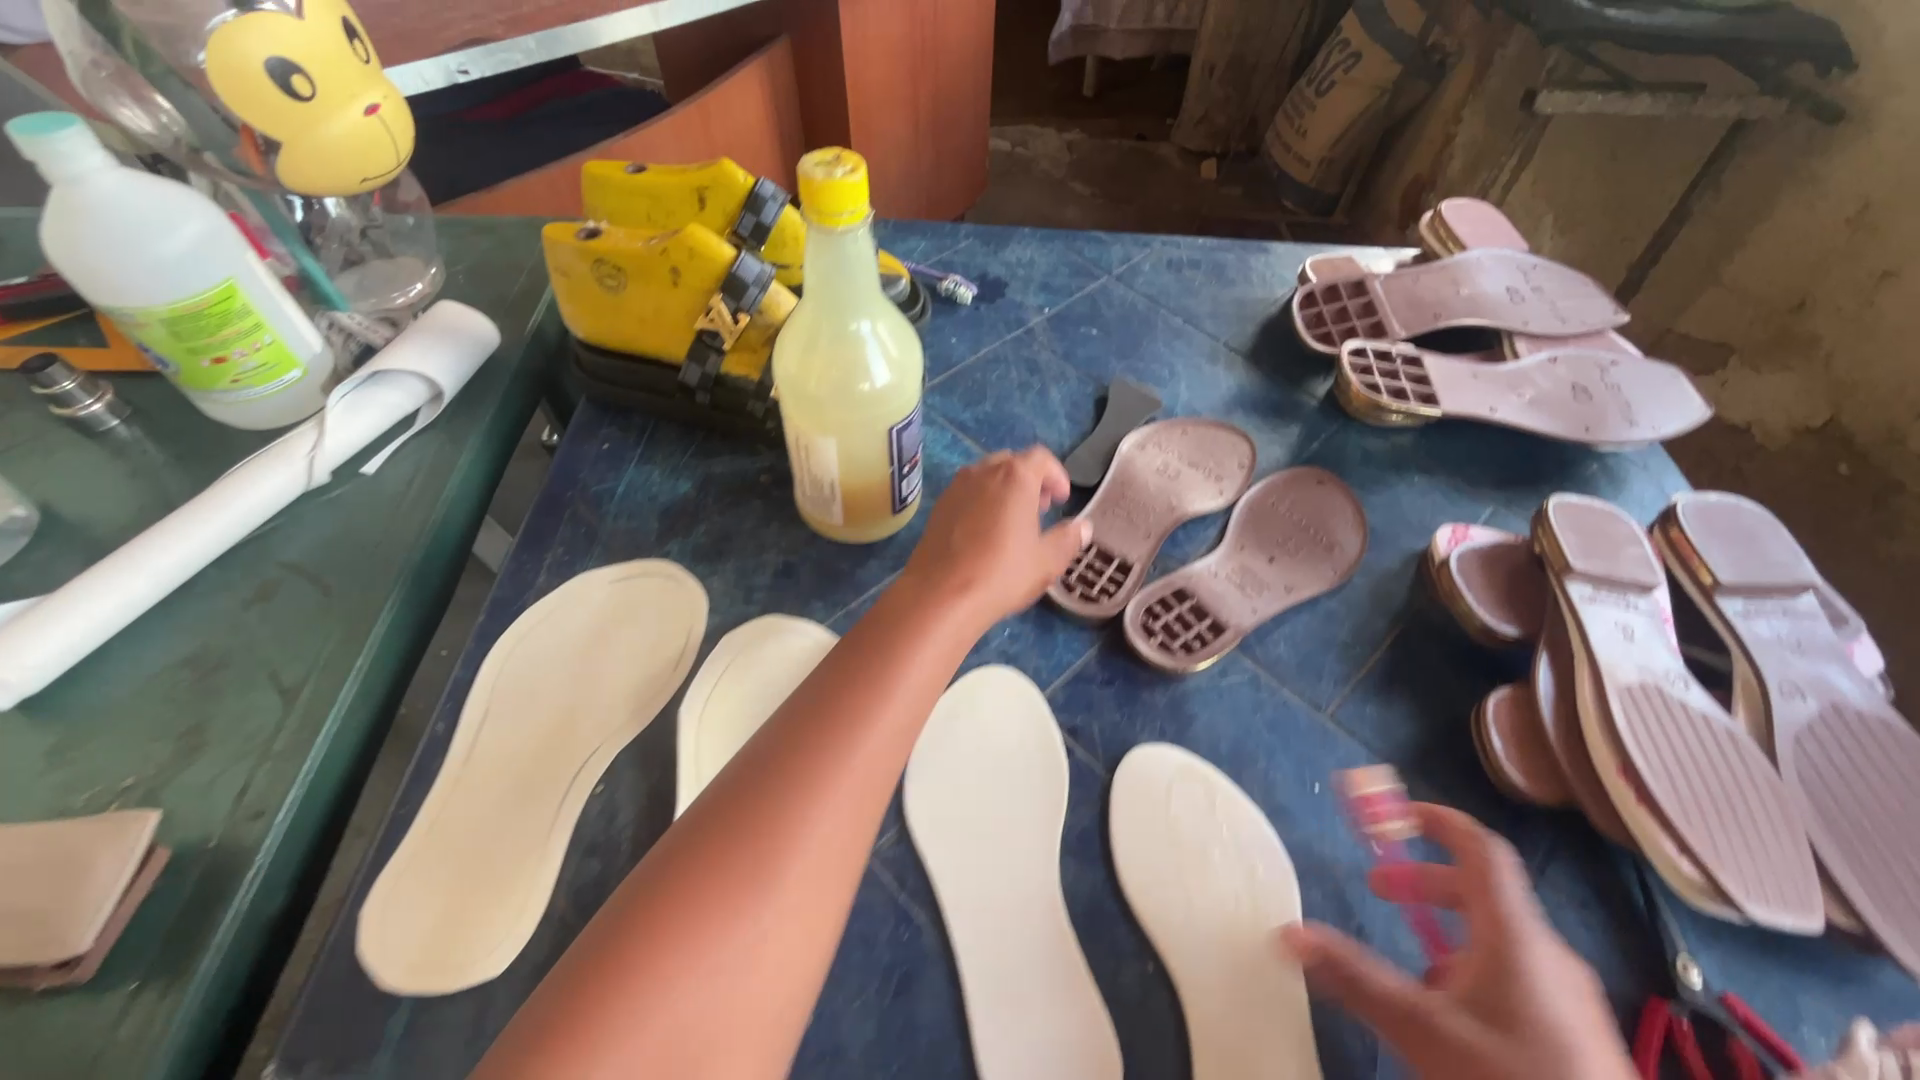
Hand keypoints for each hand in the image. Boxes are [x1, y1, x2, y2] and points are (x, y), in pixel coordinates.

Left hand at [897, 446, 1088, 631]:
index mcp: (1015, 476)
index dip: (1057, 475)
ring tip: (1014, 522)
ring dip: (1005, 491)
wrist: (940, 595)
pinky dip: (982, 503)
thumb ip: (1068, 539)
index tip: (1062, 500)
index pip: (1041, 458)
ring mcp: (956, 488)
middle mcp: (983, 472)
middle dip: (1030, 480)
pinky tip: (985, 534)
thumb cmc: (1001, 573)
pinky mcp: (938, 507)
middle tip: (1041, 508)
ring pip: (986, 477)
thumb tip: (1083, 527)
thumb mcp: (1047, 561)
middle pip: (1012, 463)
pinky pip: (967, 494)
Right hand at [1280, 804, 1636, 1079]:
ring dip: (1446, 936)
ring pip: (1498, 939)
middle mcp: (1547, 953)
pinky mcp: (1574, 1032)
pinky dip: (1472, 972)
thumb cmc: (1511, 1079)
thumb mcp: (1423, 1031)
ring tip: (1410, 975)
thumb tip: (1288, 933)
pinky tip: (1452, 1023)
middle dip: (1423, 883)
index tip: (1391, 814)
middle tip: (1377, 892)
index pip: (1481, 850)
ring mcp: (1566, 994)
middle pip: (1483, 892)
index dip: (1438, 821)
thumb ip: (1355, 979)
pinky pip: (1515, 975)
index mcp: (1516, 936)